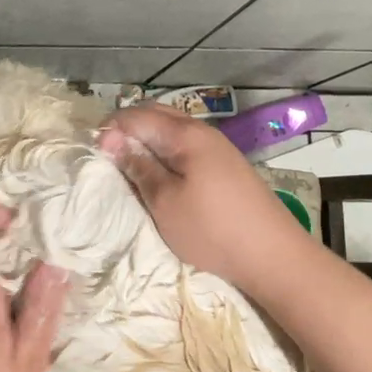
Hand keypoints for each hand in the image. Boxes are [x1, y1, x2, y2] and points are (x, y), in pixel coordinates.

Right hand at [98, 104, 309, 291]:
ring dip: (148, 143)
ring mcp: (217, 147)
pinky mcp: (226, 165)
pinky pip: (186, 146)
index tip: (98, 157)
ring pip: (171, 131)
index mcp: (185, 134)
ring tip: (132, 170)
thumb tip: (112, 140)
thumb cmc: (212, 230)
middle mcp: (202, 131)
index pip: (135, 116)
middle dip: (128, 131)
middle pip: (155, 116)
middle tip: (110, 160)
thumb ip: (138, 167)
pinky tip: (161, 177)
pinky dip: (166, 154)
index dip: (111, 130)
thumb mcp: (164, 202)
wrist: (274, 256)